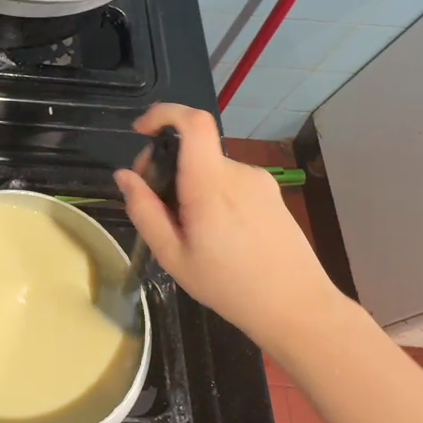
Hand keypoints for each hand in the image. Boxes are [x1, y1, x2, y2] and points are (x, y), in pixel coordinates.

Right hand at [113, 103, 345, 354]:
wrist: (298, 308)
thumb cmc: (230, 287)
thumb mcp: (173, 256)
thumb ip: (144, 211)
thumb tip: (124, 176)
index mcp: (210, 185)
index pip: (193, 122)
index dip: (164, 113)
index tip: (141, 132)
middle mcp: (237, 173)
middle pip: (192, 149)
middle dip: (165, 166)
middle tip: (155, 205)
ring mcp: (258, 181)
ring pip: (209, 168)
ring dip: (188, 185)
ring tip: (187, 230)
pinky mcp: (271, 193)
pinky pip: (229, 182)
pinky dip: (210, 195)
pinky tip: (214, 234)